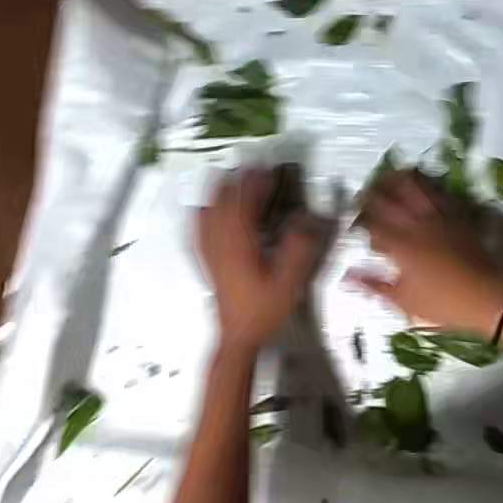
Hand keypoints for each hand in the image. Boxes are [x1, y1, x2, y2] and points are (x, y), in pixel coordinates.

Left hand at [195, 168, 328, 350]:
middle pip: (224, 203)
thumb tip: (304, 218)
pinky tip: (204, 209)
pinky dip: (203, 213)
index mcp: (239, 244)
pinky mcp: (205, 260)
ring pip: (209, 212)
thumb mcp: (289, 281)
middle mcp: (220, 243)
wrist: (237, 336)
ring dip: (220, 192)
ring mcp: (209, 251)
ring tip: (230, 177)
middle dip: (238, 181)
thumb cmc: (264, 309)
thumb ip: (298, 248)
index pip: (245, 204)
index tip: (266, 168)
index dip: (255, 184)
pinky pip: (198, 229)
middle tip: (252, 166)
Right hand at [349, 169, 502, 333]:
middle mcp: (416, 224)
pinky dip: (425, 184)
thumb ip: (373, 285)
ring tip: (387, 177)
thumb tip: (347, 275)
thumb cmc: (443, 304)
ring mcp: (438, 216)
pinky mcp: (456, 215)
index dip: (359, 220)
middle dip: (371, 194)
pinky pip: (438, 192)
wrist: (488, 296)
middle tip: (363, 194)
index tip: (354, 222)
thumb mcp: (403, 300)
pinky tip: (420, 183)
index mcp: (400, 245)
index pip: (371, 223)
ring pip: (413, 186)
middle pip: (387, 198)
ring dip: (396, 179)